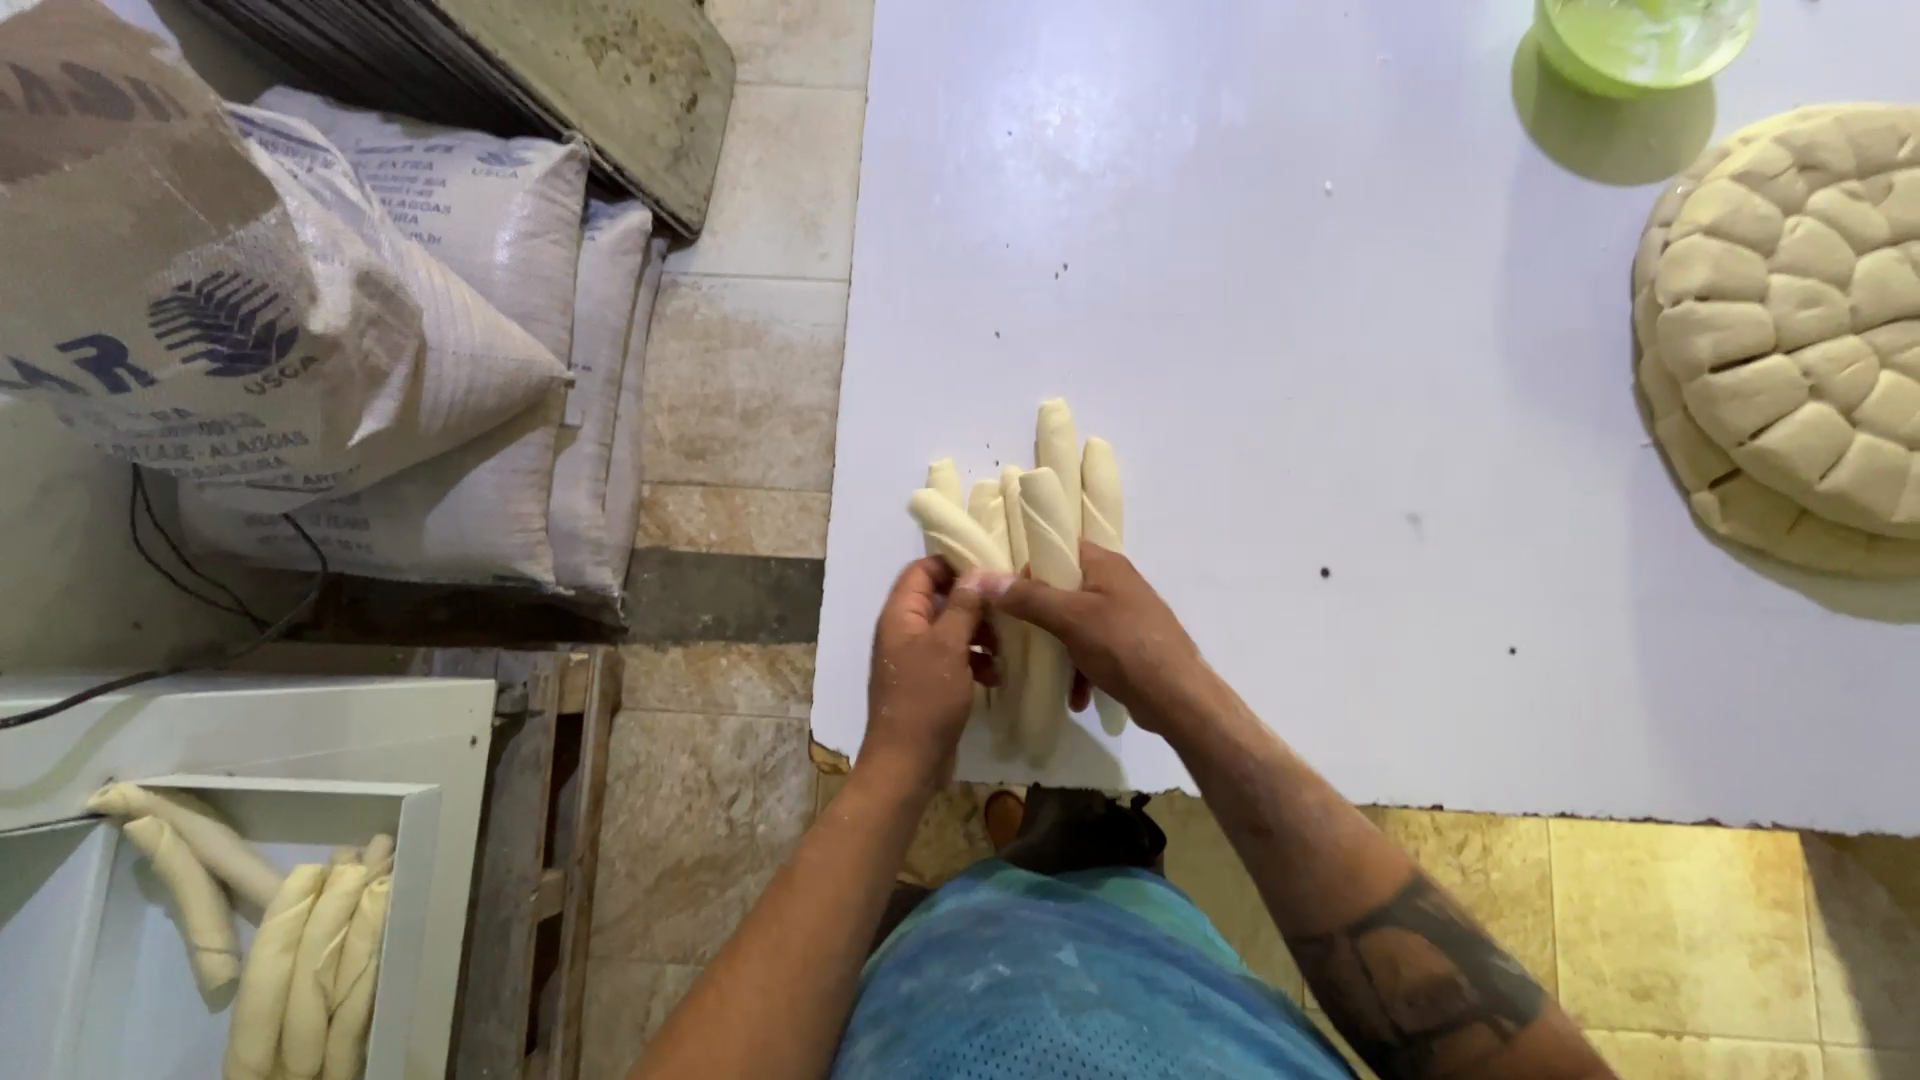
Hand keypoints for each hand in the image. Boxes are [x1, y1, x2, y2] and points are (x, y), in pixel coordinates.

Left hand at [862, 557, 990, 793]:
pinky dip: (975, 661)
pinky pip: (955, 658)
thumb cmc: (925, 699)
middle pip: (941, 599)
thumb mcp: (948, 647)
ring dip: (980, 635)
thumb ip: (962, 606)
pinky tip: (995, 675)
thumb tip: (976, 572)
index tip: (989, 570)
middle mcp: (905, 631)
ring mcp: (916, 658)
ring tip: (1003, 649)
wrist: (907, 763)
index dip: (952, 564)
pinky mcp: (929, 682)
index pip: (921, 570)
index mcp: (901, 615)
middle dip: (974, 604)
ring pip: (952, 630)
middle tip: (1005, 611)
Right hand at [978, 542, 1210, 734]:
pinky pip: (1092, 650)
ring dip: (1057, 650)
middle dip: (1038, 615)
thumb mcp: (1070, 619)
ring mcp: (1124, 616)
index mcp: (1105, 564)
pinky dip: (1080, 670)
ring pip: (1075, 624)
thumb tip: (985, 578)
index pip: (1058, 550)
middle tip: (1014, 636)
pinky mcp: (1128, 646)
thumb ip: (1028, 598)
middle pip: (1063, 589)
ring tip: (1041, 673)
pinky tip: (1074, 697)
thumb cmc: (1124, 646)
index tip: (1006, 596)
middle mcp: (1116, 583)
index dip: (1029, 568)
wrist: (1177, 697)